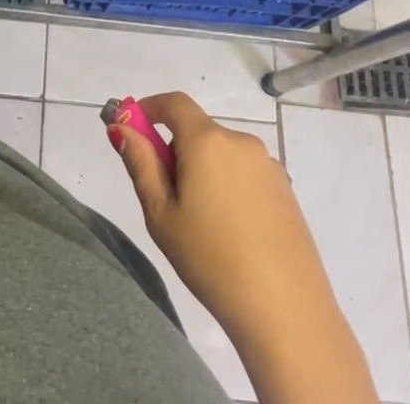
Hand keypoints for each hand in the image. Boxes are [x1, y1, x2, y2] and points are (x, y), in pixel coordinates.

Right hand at [111, 92, 307, 339]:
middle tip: (165, 197)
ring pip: (223, 155)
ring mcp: (269, 166)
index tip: (134, 127)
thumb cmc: (209, 257)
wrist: (284, 307)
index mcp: (207, 142)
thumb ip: (140, 164)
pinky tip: (231, 232)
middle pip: (199, 132)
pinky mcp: (286, 191)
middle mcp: (241, 142)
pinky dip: (229, 187)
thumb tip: (122, 128)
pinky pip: (246, 174)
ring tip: (200, 223)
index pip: (175, 103)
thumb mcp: (161, 213)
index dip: (150, 108)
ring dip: (204, 171)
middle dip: (176, 151)